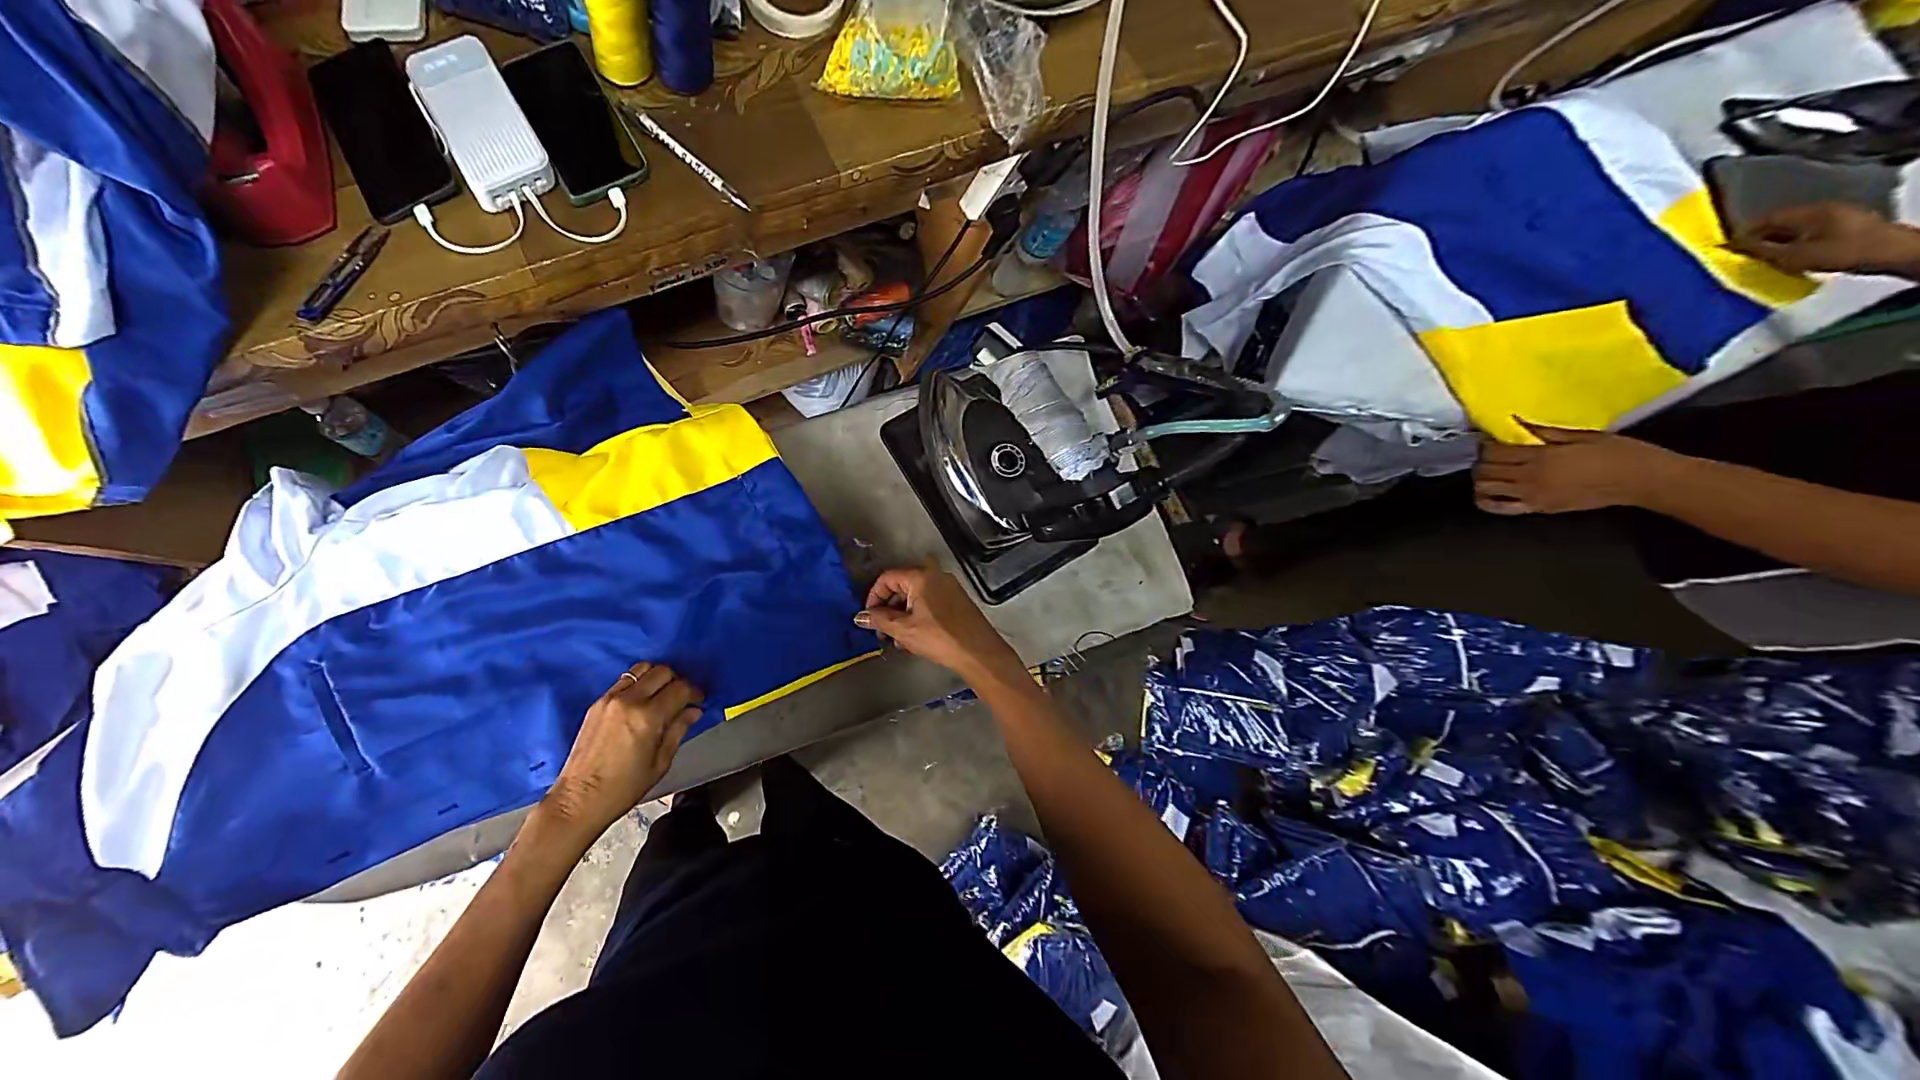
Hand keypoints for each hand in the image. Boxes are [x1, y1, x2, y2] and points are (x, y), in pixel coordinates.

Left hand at [541, 662, 702, 837]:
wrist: (580, 799)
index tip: (698, 700)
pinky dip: (637, 684)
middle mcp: (629, 701)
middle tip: (682, 697)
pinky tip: (641, 701)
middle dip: (677, 681)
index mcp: (648, 717)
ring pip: (641, 669)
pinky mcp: (597, 704)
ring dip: (656, 677)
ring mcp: (610, 700)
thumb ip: (679, 729)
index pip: (680, 688)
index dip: (695, 692)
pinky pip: (623, 681)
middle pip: (662, 671)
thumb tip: (693, 711)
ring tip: (661, 695)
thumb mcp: (661, 761)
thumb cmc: (623, 787)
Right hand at [856, 567, 1024, 685]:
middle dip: (888, 609)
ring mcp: (950, 588)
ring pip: (916, 597)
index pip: (887, 578)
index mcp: (921, 577)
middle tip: (882, 632)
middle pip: (902, 587)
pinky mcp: (958, 602)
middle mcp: (936, 576)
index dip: (873, 596)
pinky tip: (915, 639)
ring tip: (898, 640)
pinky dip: (918, 617)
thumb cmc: (939, 637)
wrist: (978, 652)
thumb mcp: (903, 630)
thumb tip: (860, 616)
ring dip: (902, 616)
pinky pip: (930, 603)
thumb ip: (879, 620)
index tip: (868, 617)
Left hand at [1474, 423, 1682, 514]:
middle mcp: (1531, 478)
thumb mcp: (1582, 435)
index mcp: (1541, 457)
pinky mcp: (1539, 509)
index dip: (1486, 445)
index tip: (1490, 440)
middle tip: (1489, 455)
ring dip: (1481, 479)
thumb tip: (1517, 421)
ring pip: (1486, 489)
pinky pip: (1500, 508)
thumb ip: (1546, 431)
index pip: (1495, 452)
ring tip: (1490, 471)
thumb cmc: (1618, 453)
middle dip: (1481, 462)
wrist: (1644, 481)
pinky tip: (1490, 493)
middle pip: (1486, 471)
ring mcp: (1532, 496)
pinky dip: (1487, 501)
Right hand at [1730, 201, 1919, 275]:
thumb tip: (1736, 246)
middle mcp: (1823, 209)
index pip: (1767, 219)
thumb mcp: (1795, 256)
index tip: (1726, 247)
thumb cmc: (1843, 252)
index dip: (1744, 232)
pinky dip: (1794, 243)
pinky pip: (1810, 232)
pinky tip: (1790, 256)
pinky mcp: (1847, 227)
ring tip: (1764, 258)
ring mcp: (1838, 216)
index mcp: (1810, 212)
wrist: (1894, 253)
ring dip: (1777, 241)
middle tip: (1742, 256)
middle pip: (1781, 222)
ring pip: (1796, 228)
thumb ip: (1763, 251)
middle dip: (1760, 237)